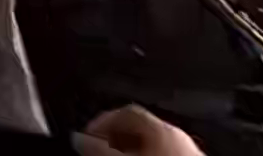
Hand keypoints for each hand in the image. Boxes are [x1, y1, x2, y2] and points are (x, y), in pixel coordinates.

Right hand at [73, 106, 204, 155]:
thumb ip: (97, 148)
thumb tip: (78, 139)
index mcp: (164, 130)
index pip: (125, 112)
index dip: (101, 122)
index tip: (88, 138)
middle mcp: (183, 142)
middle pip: (142, 133)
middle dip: (117, 142)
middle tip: (100, 153)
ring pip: (156, 152)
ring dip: (133, 155)